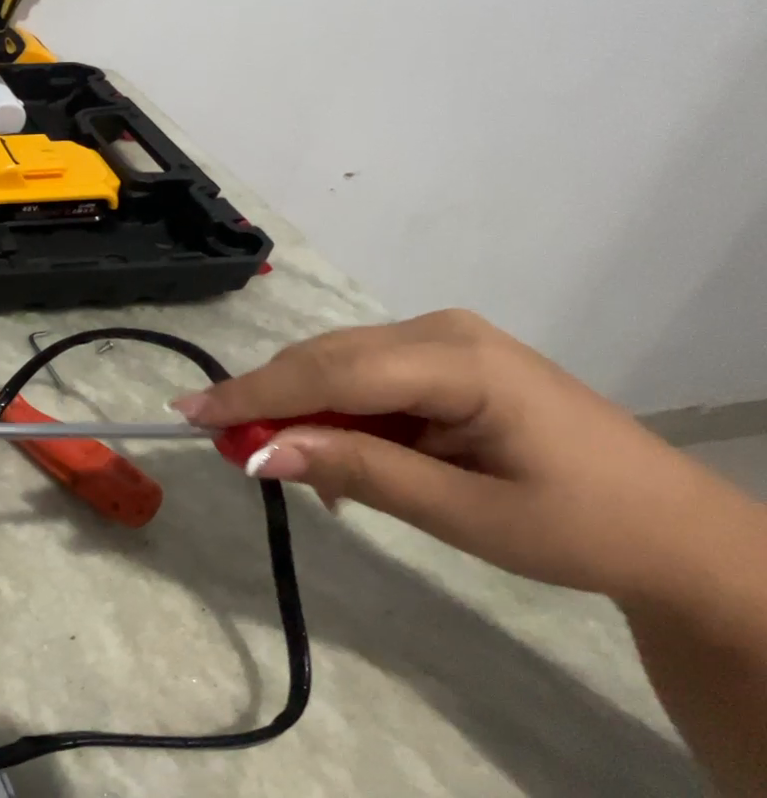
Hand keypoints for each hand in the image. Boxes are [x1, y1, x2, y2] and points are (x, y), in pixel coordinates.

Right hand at [173, 309, 747, 604]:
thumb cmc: (579, 526)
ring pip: (335, 365)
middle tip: (232, 453)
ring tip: (303, 472)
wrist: (675, 531)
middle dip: (270, 403)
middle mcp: (443, 332)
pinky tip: (342, 454)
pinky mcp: (444, 358)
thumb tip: (260, 453)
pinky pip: (362, 376)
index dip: (253, 393)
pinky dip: (336, 413)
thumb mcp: (463, 513)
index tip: (188, 414)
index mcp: (459, 362)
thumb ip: (359, 471)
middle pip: (323, 359)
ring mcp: (445, 339)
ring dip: (303, 412)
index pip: (329, 370)